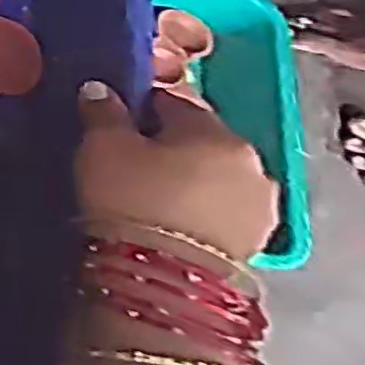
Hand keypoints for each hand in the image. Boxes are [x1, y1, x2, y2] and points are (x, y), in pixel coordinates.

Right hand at [75, 81, 278, 260]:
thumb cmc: (131, 194)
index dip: (139, 106)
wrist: (164, 276)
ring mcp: (262, 207)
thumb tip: (102, 89)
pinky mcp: (256, 242)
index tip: (113, 120)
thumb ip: (104, 110)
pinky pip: (219, 205)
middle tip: (127, 153)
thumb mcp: (103, 143)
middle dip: (167, 141)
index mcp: (218, 132)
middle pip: (199, 138)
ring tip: (146, 186)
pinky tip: (167, 211)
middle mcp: (253, 164)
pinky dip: (196, 202)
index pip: (173, 101)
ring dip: (186, 174)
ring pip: (212, 174)